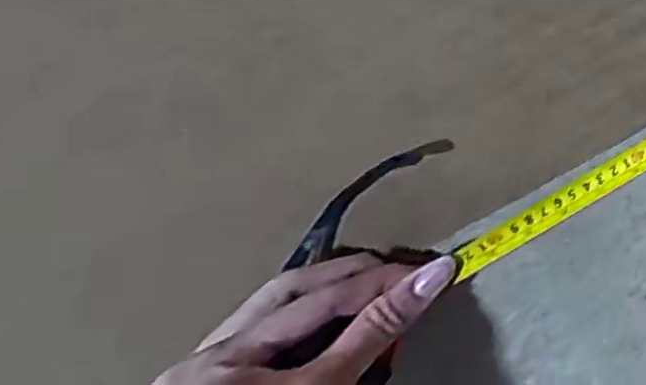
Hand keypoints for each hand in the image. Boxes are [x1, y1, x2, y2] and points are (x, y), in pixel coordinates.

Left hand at [154, 254, 455, 384]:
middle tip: (407, 276)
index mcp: (221, 356)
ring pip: (279, 308)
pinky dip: (312, 321)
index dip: (387, 280)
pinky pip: (270, 335)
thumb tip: (439, 271)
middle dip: (357, 276)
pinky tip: (338, 325)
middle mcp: (205, 357)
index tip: (441, 270)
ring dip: (334, 292)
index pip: (326, 297)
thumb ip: (376, 329)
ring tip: (378, 292)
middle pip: (295, 289)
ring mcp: (205, 375)